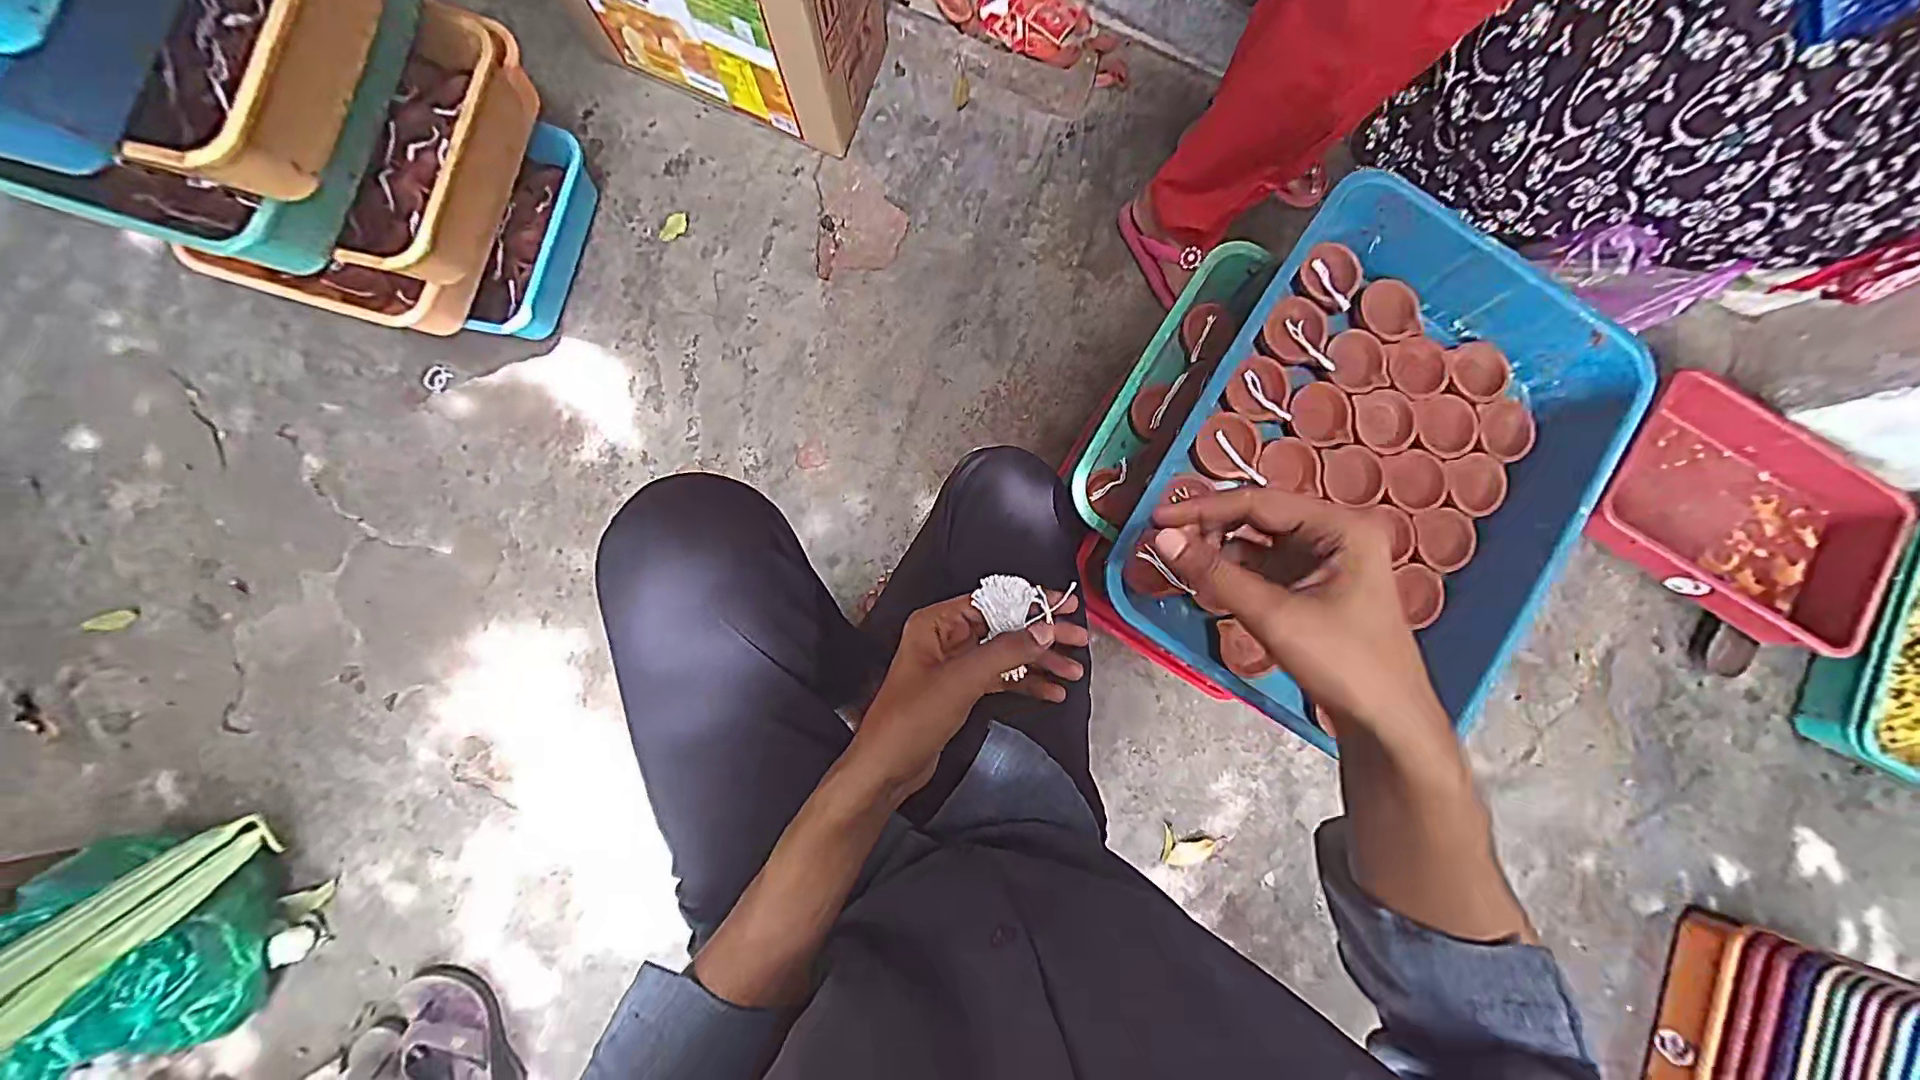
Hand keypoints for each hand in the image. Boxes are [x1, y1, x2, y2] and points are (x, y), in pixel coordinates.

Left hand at [847, 591, 1087, 804]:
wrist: (887, 768)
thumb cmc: (906, 721)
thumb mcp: (961, 680)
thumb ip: (1005, 651)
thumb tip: (1042, 629)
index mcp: (936, 623)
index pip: (992, 600)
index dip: (1030, 602)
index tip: (1063, 605)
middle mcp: (945, 638)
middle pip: (1004, 626)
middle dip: (1042, 634)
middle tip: (1076, 639)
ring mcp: (955, 664)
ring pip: (1007, 653)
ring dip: (1039, 661)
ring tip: (1071, 670)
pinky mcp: (962, 689)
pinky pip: (1002, 677)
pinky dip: (1026, 682)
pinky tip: (1050, 691)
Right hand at [1149, 488, 1444, 739]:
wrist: (1386, 722)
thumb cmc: (1343, 662)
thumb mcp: (1273, 614)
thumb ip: (1214, 573)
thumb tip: (1162, 538)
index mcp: (1341, 527)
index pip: (1258, 502)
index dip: (1203, 508)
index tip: (1158, 518)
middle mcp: (1334, 534)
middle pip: (1258, 518)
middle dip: (1211, 529)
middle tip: (1166, 541)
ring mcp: (1323, 561)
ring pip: (1257, 543)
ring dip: (1219, 552)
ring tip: (1181, 564)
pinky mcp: (1311, 586)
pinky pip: (1263, 568)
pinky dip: (1233, 574)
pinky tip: (1208, 584)